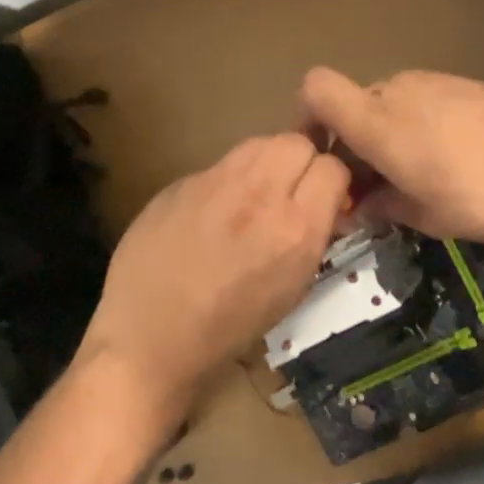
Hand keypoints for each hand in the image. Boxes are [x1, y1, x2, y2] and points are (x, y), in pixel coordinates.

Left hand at [80, 133, 350, 402]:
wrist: (149, 341)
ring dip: (267, 164)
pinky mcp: (179, 183)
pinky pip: (220, 166)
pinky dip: (229, 182)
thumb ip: (312, 239)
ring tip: (256, 198)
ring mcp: (214, 183)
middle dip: (303, 162)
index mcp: (295, 229)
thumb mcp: (291, 290)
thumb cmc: (228, 331)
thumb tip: (325, 208)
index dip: (333, 183)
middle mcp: (259, 194)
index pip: (333, 168)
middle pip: (297, 142)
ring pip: (258, 144)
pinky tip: (214, 215)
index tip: (325, 201)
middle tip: (292, 193)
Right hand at [299, 67, 483, 240]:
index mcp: (378, 122)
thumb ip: (383, 205)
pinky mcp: (466, 83)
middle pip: (354, 105)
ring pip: (390, 105)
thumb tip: (362, 204)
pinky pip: (422, 103)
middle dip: (353, 145)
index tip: (324, 161)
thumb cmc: (483, 197)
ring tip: (416, 180)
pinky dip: (418, 128)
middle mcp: (398, 90)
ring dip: (387, 138)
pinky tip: (451, 161)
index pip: (315, 89)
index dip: (306, 118)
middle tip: (373, 191)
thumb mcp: (425, 216)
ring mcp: (435, 81)